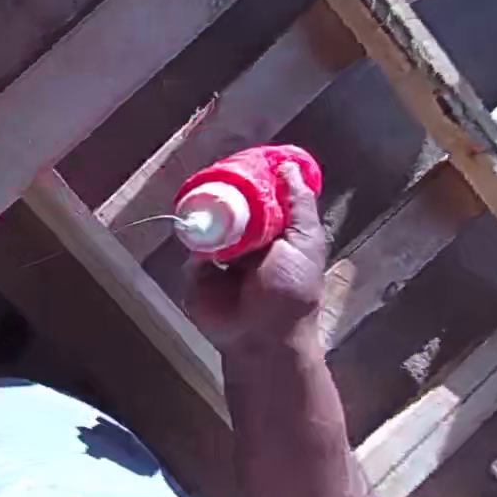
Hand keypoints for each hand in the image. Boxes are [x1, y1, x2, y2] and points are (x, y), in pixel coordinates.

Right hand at [183, 162, 327, 355]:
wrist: (260, 335)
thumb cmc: (290, 290)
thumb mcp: (305, 242)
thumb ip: (299, 207)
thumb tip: (289, 167)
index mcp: (274, 236)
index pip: (260, 202)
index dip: (253, 183)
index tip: (243, 161)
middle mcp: (245, 245)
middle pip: (230, 212)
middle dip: (224, 196)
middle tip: (216, 176)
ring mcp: (218, 260)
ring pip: (208, 229)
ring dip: (207, 217)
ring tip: (203, 198)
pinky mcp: (195, 275)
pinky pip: (191, 251)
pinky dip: (194, 242)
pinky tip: (197, 228)